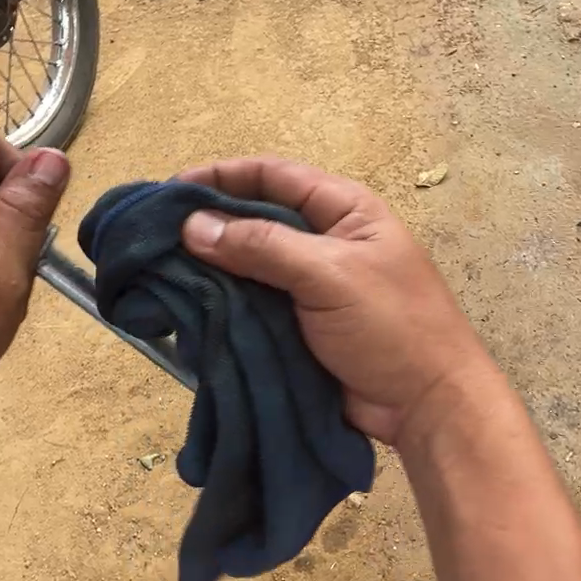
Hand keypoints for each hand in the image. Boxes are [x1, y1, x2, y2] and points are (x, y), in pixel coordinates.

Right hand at [176, 158, 500, 445]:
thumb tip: (193, 225)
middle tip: (154, 234)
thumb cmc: (392, 326)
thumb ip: (263, 247)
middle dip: (208, 223)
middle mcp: (323, 239)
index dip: (223, 176)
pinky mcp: (297, 323)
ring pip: (248, 263)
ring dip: (209, 266)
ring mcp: (309, 284)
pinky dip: (221, 302)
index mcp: (343, 210)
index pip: (275, 176)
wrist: (426, 404)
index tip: (172, 189)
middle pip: (256, 218)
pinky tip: (185, 304)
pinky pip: (251, 303)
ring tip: (158, 268)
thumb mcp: (330, 275)